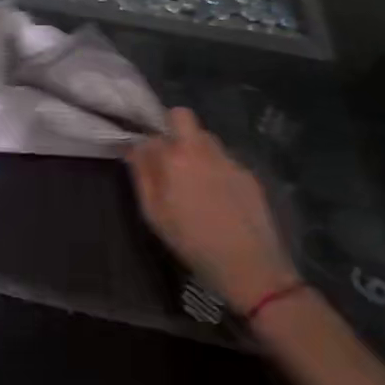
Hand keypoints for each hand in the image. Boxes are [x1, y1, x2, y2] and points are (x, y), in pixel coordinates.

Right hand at [126, 108, 299, 311]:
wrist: (249, 266)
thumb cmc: (190, 241)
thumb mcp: (153, 212)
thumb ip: (142, 174)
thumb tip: (134, 148)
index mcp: (176, 157)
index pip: (152, 131)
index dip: (144, 140)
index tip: (141, 155)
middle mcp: (204, 150)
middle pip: (184, 118)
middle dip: (172, 128)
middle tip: (167, 157)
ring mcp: (231, 161)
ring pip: (207, 138)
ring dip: (195, 149)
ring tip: (193, 180)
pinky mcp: (250, 176)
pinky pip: (225, 160)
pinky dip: (215, 168)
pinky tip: (216, 197)